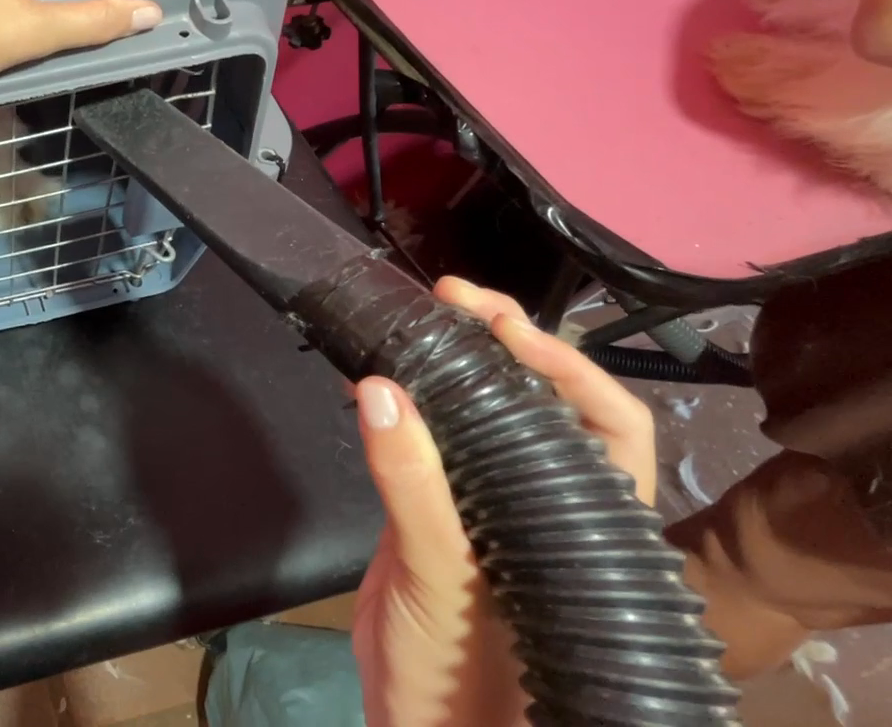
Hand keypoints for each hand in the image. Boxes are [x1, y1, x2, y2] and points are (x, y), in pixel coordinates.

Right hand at [351, 276, 656, 726]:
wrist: (420, 725)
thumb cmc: (462, 669)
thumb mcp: (440, 577)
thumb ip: (413, 488)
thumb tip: (379, 392)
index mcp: (582, 523)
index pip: (604, 423)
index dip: (561, 363)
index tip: (495, 320)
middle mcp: (541, 504)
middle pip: (544, 406)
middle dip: (504, 343)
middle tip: (449, 298)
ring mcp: (484, 506)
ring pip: (485, 419)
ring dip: (454, 366)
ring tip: (416, 321)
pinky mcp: (428, 513)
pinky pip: (425, 443)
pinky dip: (405, 403)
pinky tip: (378, 379)